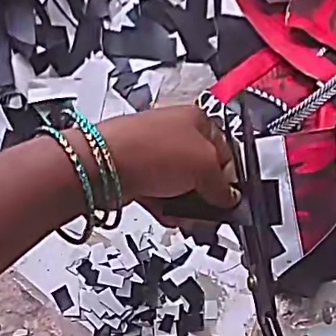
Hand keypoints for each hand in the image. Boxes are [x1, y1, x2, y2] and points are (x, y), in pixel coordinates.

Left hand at [95, 105, 238, 210]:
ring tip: (186, 216)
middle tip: (208, 212)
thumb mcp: (205, 166)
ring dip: (186, 206)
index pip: (227, 152)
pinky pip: (161, 197)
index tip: (231, 199)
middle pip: (203, 173)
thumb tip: (229, 199)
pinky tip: (168, 215)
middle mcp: (175, 134)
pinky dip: (166, 208)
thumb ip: (224, 186)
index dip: (230, 179)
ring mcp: (155, 157)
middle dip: (206, 197)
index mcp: (198, 119)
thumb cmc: (148, 149)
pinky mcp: (139, 177)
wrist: (104, 166)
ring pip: (181, 188)